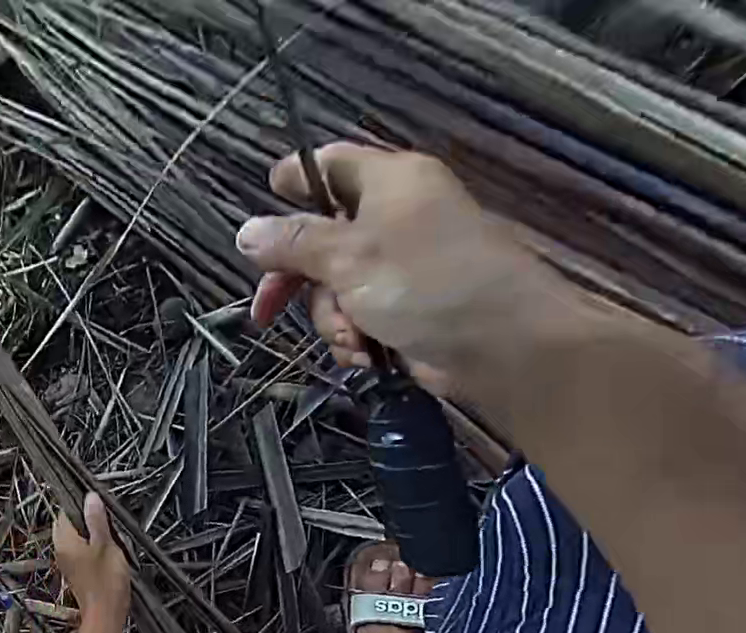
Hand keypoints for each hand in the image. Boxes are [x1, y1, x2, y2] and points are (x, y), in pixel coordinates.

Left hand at [53, 492, 130, 619]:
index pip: (65, 512)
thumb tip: (90, 498)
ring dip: (92, 534)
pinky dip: (93, 548)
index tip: (99, 505)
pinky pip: (81, 551)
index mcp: (64, 541)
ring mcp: (68, 562)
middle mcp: (61, 551)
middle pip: (70, 524)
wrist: (106, 615)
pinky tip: (107, 552)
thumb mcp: (105, 544)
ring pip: (76, 538)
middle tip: (107, 523)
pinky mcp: (77, 572)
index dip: (82, 505)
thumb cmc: (106, 582)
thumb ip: (97, 520)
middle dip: (88, 520)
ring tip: (110, 538)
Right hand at [235, 145, 587, 401]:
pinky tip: (367, 352)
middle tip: (266, 312)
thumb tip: (245, 232)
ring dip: (331, 320)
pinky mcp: (400, 308)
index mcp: (388, 183)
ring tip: (354, 338)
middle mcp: (391, 219)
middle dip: (296, 283)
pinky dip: (352, 338)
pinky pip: (352, 318)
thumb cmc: (426, 284)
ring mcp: (396, 266)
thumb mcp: (349, 256)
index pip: (330, 166)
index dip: (294, 180)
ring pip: (330, 289)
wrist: (500, 345)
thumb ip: (294, 243)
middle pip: (317, 241)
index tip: (260, 204)